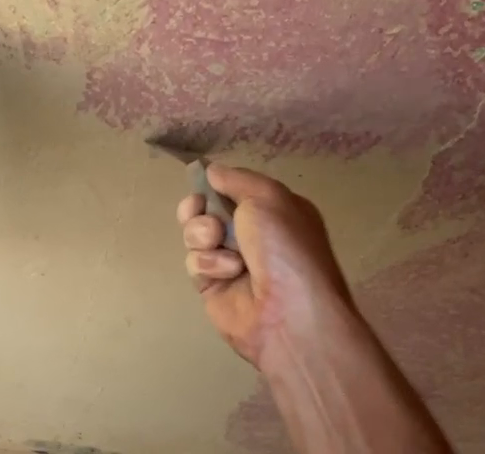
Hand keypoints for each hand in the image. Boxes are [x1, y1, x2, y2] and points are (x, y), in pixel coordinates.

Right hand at [177, 164, 358, 366]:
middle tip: (201, 209)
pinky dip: (208, 263)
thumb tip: (212, 172)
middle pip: (206, 209)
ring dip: (202, 233)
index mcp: (272, 211)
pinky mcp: (213, 287)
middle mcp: (251, 235)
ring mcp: (230, 262)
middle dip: (198, 206)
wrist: (289, 313)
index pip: (233, 189)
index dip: (216, 184)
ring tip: (217, 241)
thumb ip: (236, 178)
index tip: (205, 182)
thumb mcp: (267, 196)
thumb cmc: (284, 246)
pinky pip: (194, 263)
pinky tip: (228, 272)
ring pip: (194, 234)